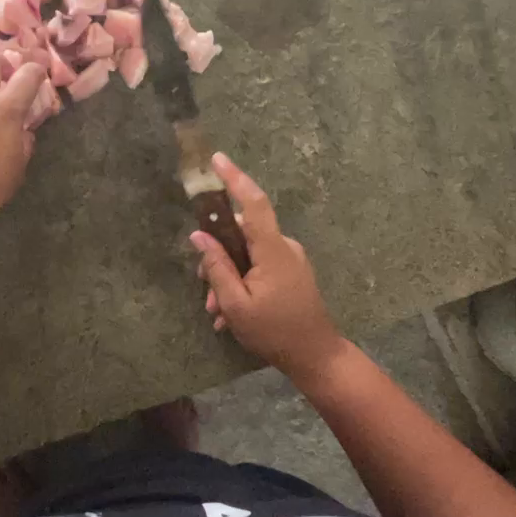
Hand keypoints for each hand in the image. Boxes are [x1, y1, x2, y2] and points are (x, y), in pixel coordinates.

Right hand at [191, 153, 347, 382]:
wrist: (317, 357)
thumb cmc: (275, 332)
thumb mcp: (236, 305)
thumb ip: (216, 267)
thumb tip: (199, 236)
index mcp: (272, 250)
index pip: (253, 203)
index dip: (235, 178)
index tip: (217, 159)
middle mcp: (284, 247)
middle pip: (242, 233)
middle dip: (218, 258)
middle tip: (205, 292)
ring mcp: (290, 259)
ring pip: (248, 253)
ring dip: (228, 277)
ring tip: (219, 313)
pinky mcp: (291, 271)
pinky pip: (259, 265)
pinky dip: (242, 282)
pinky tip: (231, 314)